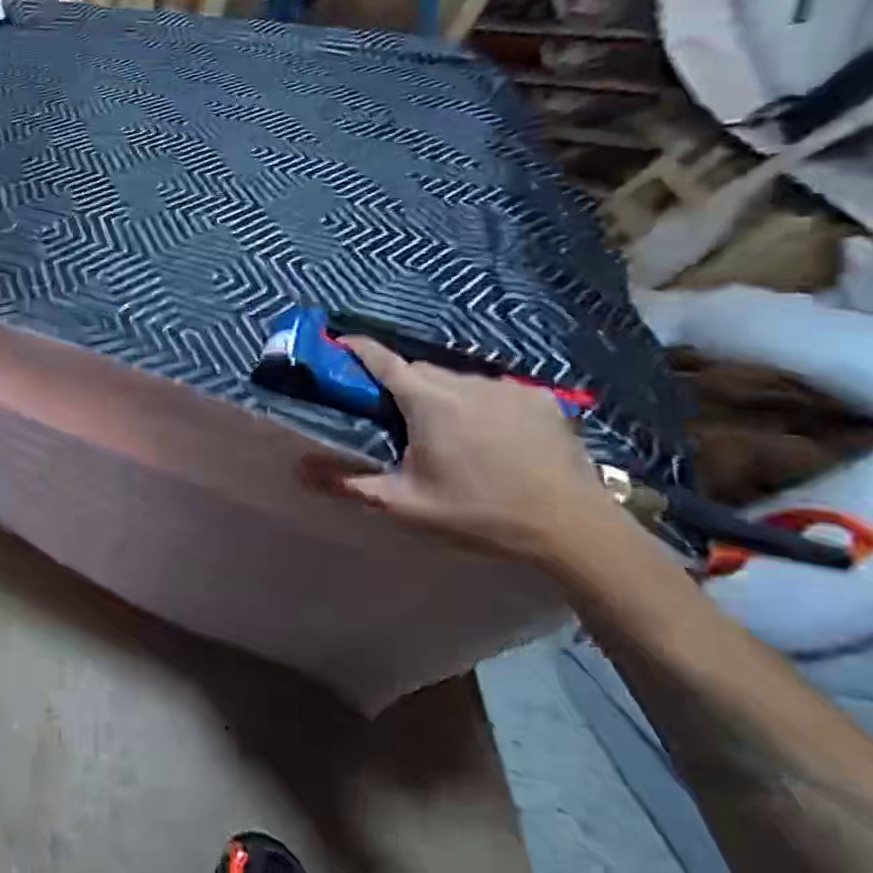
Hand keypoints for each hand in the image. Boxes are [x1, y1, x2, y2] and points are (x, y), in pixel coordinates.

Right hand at [327, 337, 639, 565]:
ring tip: (438, 426)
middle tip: (387, 411)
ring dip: (437, 393)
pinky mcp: (539, 398)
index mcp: (429, 402)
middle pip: (418, 369)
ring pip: (455, 378)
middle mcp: (466, 383)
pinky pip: (491, 389)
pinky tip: (484, 430)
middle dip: (397, 381)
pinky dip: (476, 401)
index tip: (336, 343)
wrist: (573, 528)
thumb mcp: (406, 505)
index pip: (382, 358)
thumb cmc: (480, 513)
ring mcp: (507, 387)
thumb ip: (350, 484)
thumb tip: (299, 469)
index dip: (355, 347)